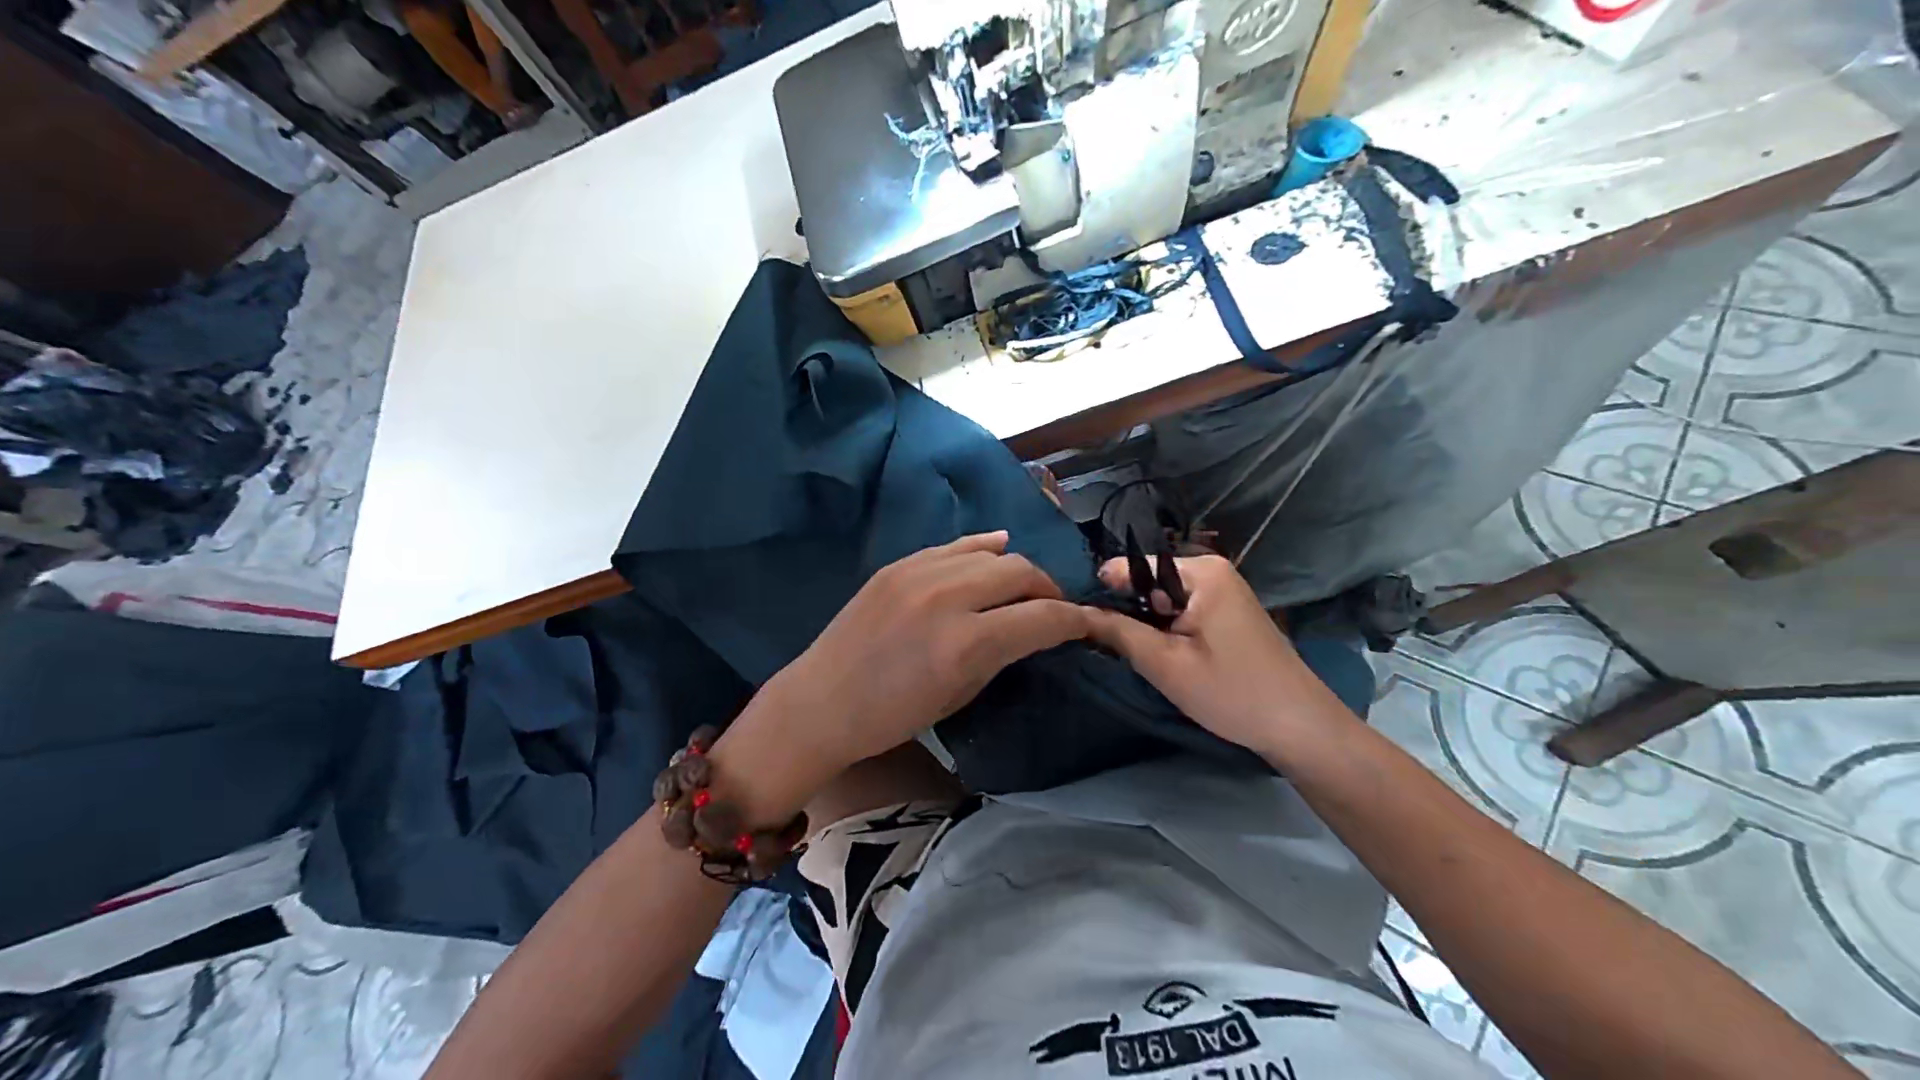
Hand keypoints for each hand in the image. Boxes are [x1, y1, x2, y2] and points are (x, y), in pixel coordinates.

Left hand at [764, 531, 1091, 771]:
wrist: (823, 701)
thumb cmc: (895, 715)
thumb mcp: (962, 693)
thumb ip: (1004, 653)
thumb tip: (1037, 626)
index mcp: (967, 643)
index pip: (1043, 617)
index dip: (1076, 620)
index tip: (1088, 624)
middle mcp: (948, 596)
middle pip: (1023, 572)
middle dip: (1048, 590)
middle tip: (1051, 609)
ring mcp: (920, 573)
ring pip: (993, 551)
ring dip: (1017, 569)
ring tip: (1020, 589)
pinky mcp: (899, 563)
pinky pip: (956, 544)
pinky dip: (982, 549)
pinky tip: (994, 552)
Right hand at [1082, 554, 1351, 752]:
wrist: (1300, 728)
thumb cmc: (1232, 692)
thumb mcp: (1165, 664)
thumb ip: (1117, 631)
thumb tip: (1074, 611)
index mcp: (1201, 571)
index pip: (1130, 567)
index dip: (1102, 593)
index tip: (1080, 623)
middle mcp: (1212, 570)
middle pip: (1146, 582)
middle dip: (1125, 610)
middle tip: (1106, 646)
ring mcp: (1222, 591)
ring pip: (1161, 599)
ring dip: (1144, 624)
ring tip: (1130, 653)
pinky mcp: (1226, 613)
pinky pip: (1180, 610)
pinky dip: (1164, 630)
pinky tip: (1160, 656)